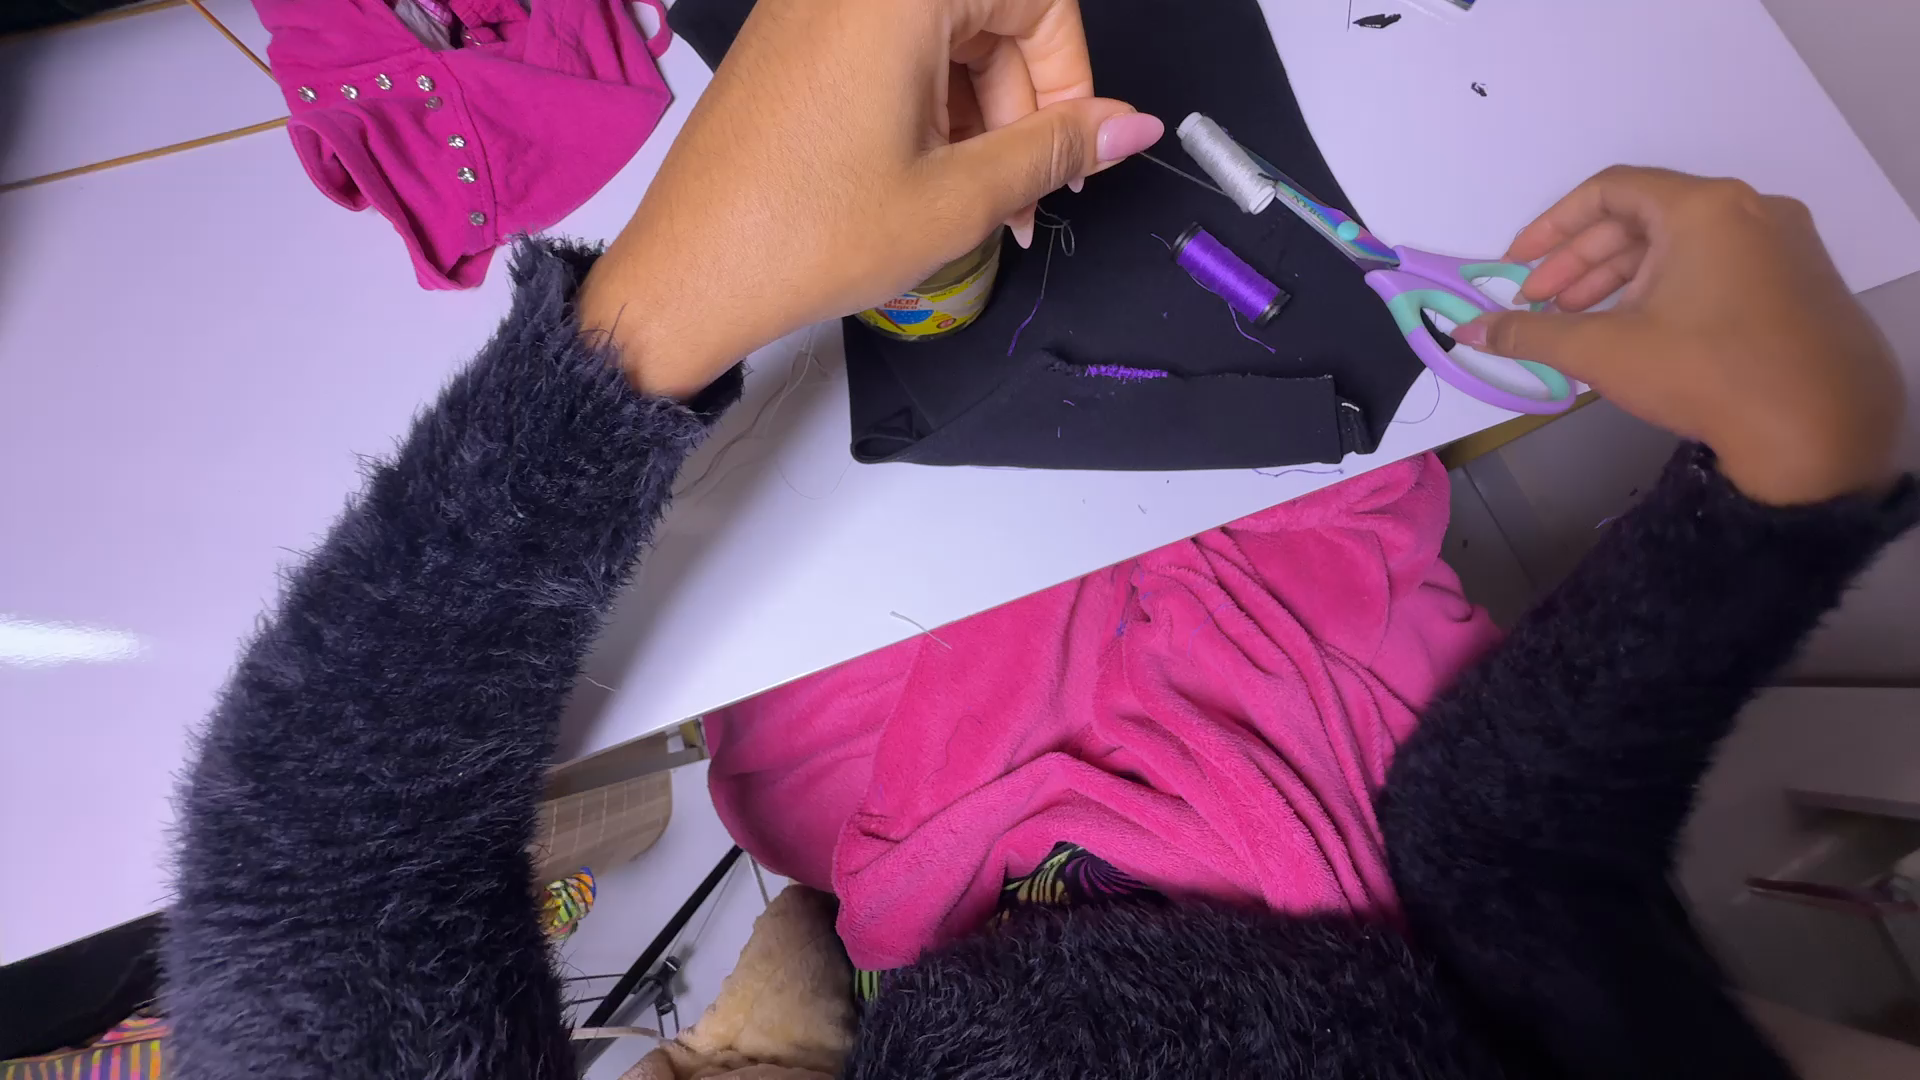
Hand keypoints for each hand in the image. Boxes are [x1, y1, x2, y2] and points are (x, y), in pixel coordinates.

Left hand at [579, 0, 1163, 398]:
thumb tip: (1130, 126)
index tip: (1074, 152)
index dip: (1072, 76)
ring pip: (942, 41)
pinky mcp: (798, 41)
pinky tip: (924, 180)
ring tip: (970, 205)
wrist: (694, 274)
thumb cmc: (809, 237)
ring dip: (977, 120)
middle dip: (1022, 110)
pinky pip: (892, 55)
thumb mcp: (955, 199)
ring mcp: (818, 5)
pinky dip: (927, 111)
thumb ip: (1053, 152)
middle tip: (1021, 199)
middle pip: (989, 14)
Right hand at [1451, 166, 1902, 505]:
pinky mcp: (1785, 279)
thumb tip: (1467, 331)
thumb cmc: (1702, 369)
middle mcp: (1747, 212)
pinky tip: (1623, 330)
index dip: (1550, 226)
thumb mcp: (1597, 350)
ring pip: (1669, 245)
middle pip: (1637, 218)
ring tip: (1570, 323)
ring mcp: (1775, 244)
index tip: (1516, 265)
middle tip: (1535, 305)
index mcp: (1703, 210)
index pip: (1610, 190)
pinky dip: (1649, 288)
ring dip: (1607, 279)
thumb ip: (1524, 334)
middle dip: (1573, 262)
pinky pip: (1701, 264)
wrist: (1815, 422)